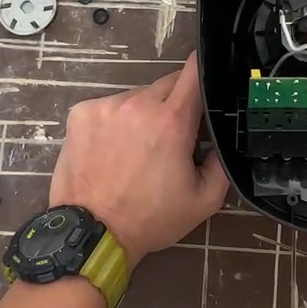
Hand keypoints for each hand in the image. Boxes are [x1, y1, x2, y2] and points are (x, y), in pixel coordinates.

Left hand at [47, 53, 227, 261]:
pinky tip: (113, 148)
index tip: (207, 82)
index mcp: (172, 120)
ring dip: (144, 113)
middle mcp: (138, 104)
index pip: (194, 71)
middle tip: (172, 136)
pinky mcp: (81, 113)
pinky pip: (110, 106)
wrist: (91, 235)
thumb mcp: (205, 199)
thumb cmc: (150, 218)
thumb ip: (222, 161)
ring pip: (138, 96)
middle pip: (168, 84)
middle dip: (175, 104)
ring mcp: (106, 106)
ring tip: (137, 148)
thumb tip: (224, 135)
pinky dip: (116, 120)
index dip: (204, 72)